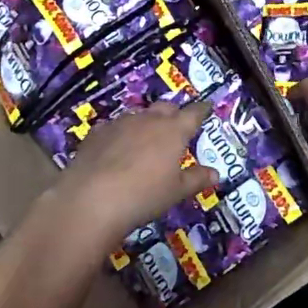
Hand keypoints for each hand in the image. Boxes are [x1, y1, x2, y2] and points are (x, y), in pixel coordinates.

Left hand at [47, 101, 218, 242]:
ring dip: (146, 123)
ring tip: (146, 140)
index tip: (206, 108)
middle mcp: (149, 119)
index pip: (194, 113)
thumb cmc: (143, 196)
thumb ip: (196, 179)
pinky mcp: (97, 132)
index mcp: (173, 130)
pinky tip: (117, 149)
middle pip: (166, 108)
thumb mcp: (176, 192)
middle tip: (177, 126)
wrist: (91, 199)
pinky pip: (115, 126)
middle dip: (174, 114)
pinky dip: (122, 134)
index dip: (202, 110)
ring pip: (139, 115)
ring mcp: (121, 122)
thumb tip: (215, 173)